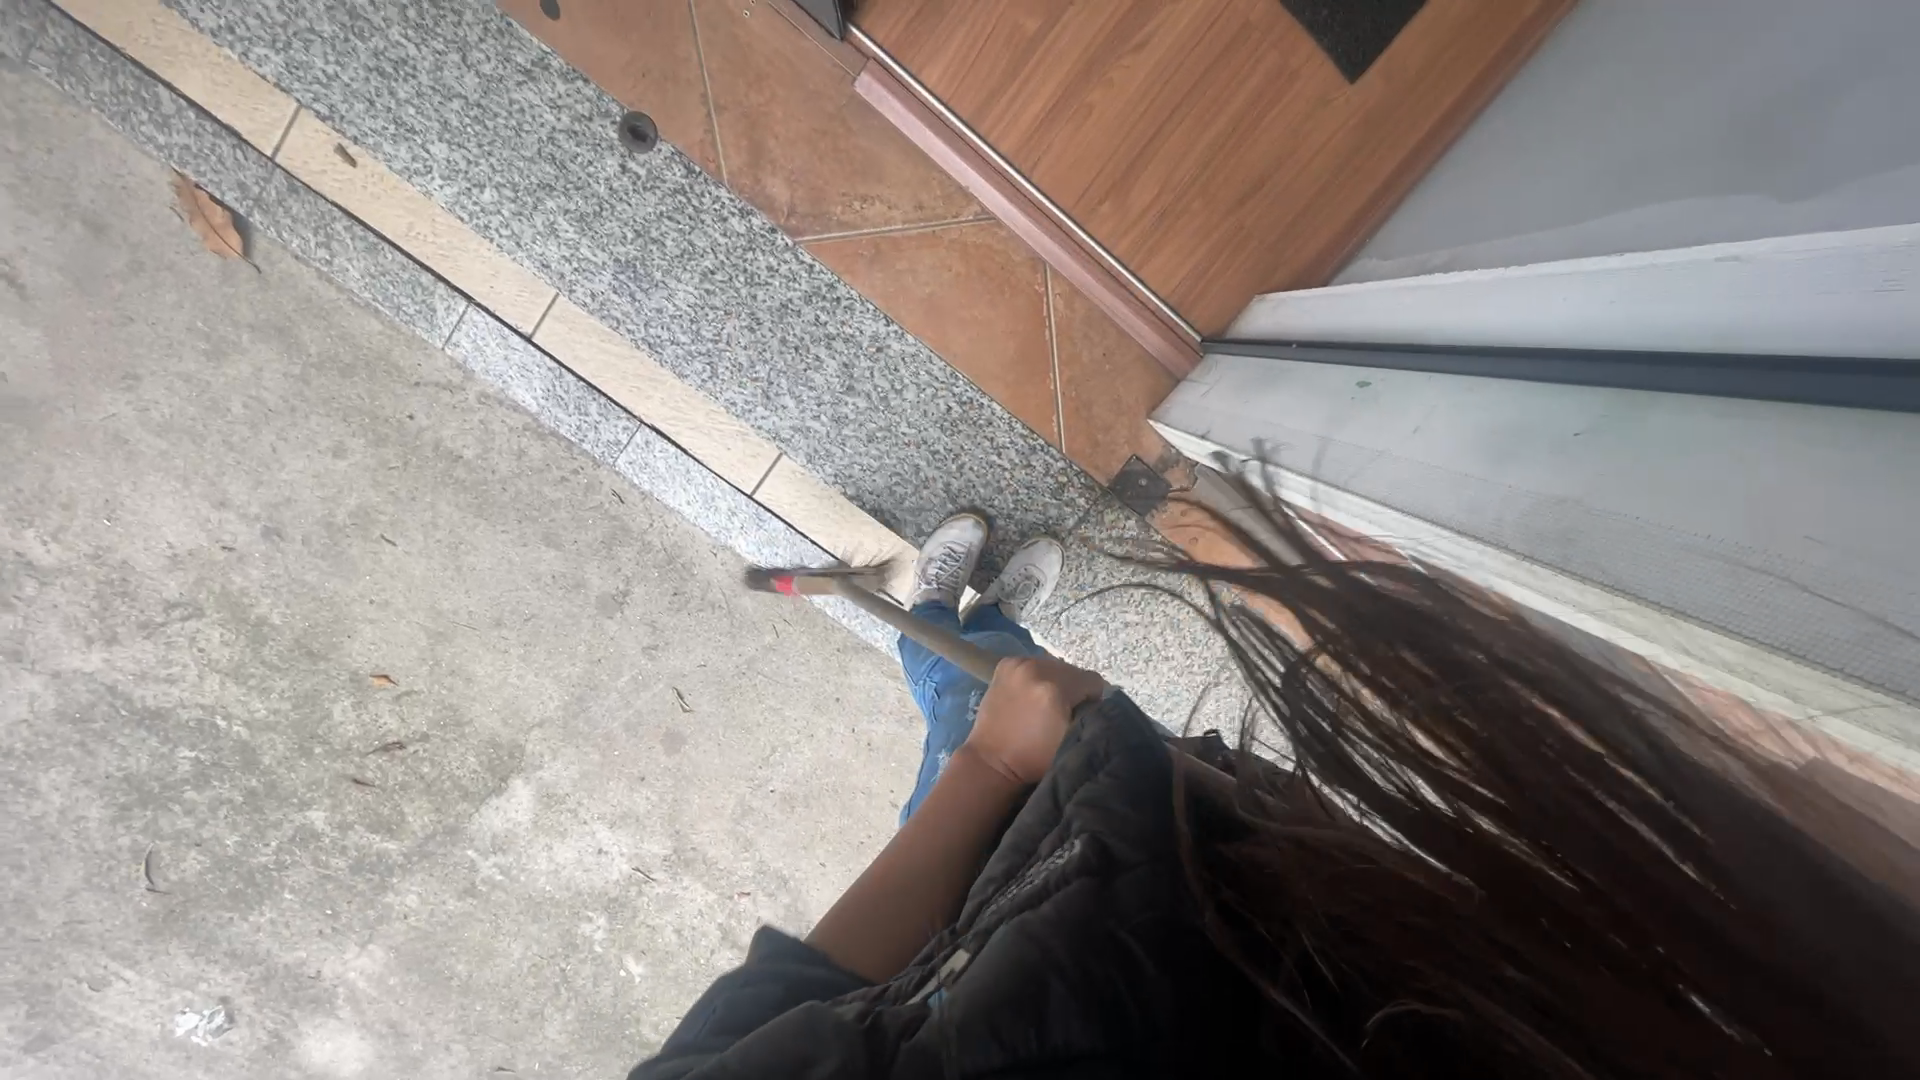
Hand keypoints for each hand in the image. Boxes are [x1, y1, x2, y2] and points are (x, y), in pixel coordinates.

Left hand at [961, 655, 1106, 785]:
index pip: (1093, 681)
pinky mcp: (1006, 664)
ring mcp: (1018, 663)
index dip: (1092, 700)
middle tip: (1063, 712)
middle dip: (1073, 690)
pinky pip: (1035, 664)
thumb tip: (1102, 702)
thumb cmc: (1035, 758)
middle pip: (1072, 671)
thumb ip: (1092, 717)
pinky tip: (1032, 696)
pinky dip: (1038, 677)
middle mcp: (1036, 668)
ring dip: (1055, 682)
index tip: (1082, 716)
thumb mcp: (1072, 741)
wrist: (992, 760)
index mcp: (1054, 688)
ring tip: (1045, 705)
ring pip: (1054, 666)